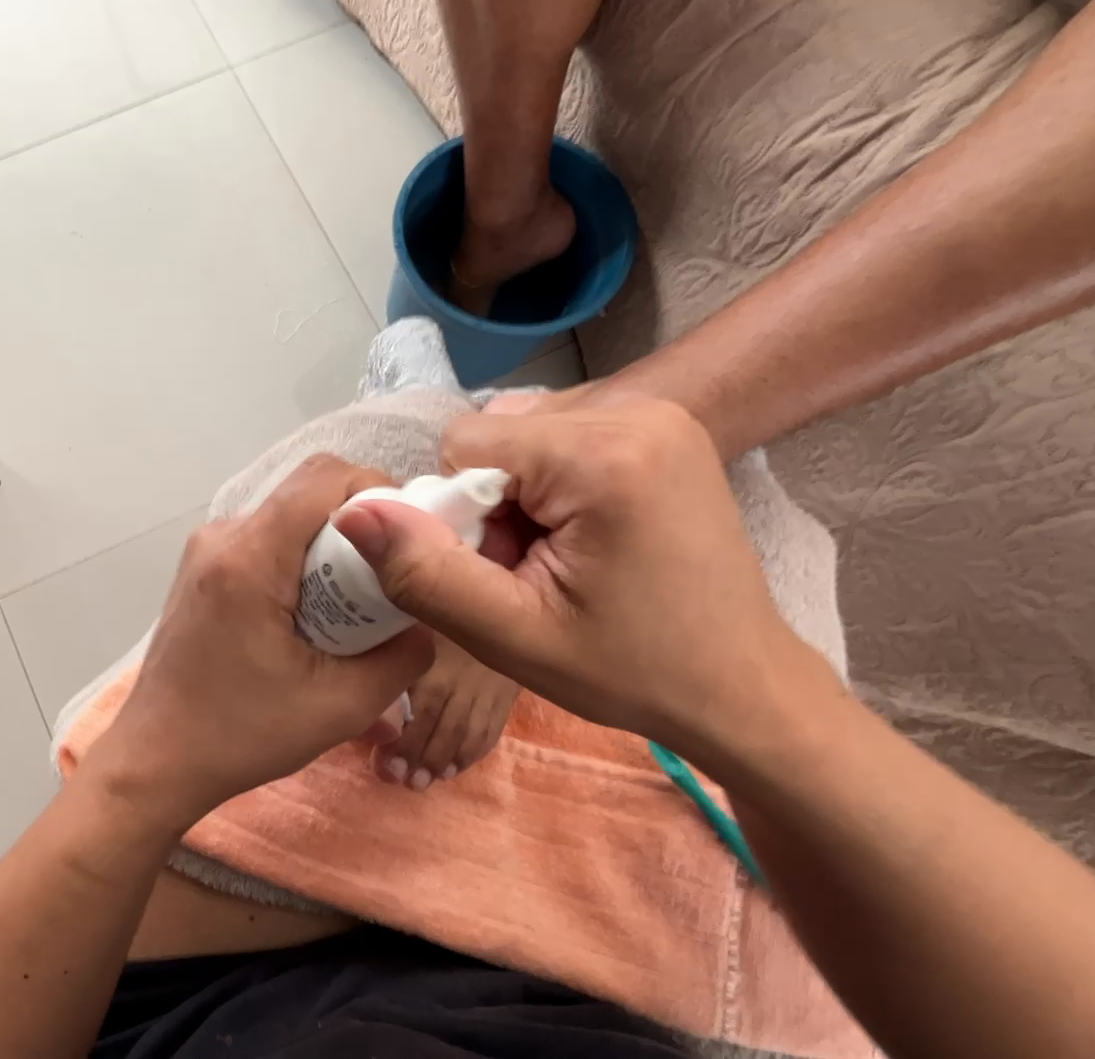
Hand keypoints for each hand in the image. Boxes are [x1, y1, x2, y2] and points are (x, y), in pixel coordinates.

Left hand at [85, 456, 434, 826]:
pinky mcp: (203, 567)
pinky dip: (301, 561)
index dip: (378, 492)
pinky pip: (267, 539)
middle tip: (388, 580)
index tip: (408, 541)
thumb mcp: (340, 706)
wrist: (158, 759)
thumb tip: (429, 617)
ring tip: (354, 606)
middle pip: (308, 492)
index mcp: (249, 558)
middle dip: (360, 524)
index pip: (325, 478)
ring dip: (330, 546)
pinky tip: (313, 615)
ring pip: (289, 516)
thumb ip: (403, 656)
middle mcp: (221, 537)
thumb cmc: (241, 736)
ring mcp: (206, 549)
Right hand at [331, 397, 811, 747]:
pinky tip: (581, 537)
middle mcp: (636, 409)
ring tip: (558, 558)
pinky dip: (550, 484)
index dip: (460, 512)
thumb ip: (425, 572)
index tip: (503, 570)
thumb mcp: (511, 636)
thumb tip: (353, 509)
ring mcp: (657, 413)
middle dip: (491, 503)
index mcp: (604, 452)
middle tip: (533, 572)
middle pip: (496, 433)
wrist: (741, 685)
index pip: (465, 442)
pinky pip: (561, 436)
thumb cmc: (631, 670)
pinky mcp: (662, 428)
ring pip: (523, 433)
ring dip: (517, 495)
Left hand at [373, 633, 521, 790]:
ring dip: (448, 762)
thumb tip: (368, 697)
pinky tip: (456, 768)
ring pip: (468, 735)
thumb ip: (396, 661)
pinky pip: (490, 732)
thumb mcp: (415, 634)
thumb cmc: (439, 622)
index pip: (421, 713)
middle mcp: (461, 685)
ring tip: (430, 781)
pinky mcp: (505, 698)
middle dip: (425, 760)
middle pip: (444, 730)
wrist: (497, 612)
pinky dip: (473, 754)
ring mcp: (487, 693)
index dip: (406, 743)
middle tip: (409, 783)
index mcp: (435, 669)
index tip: (388, 766)